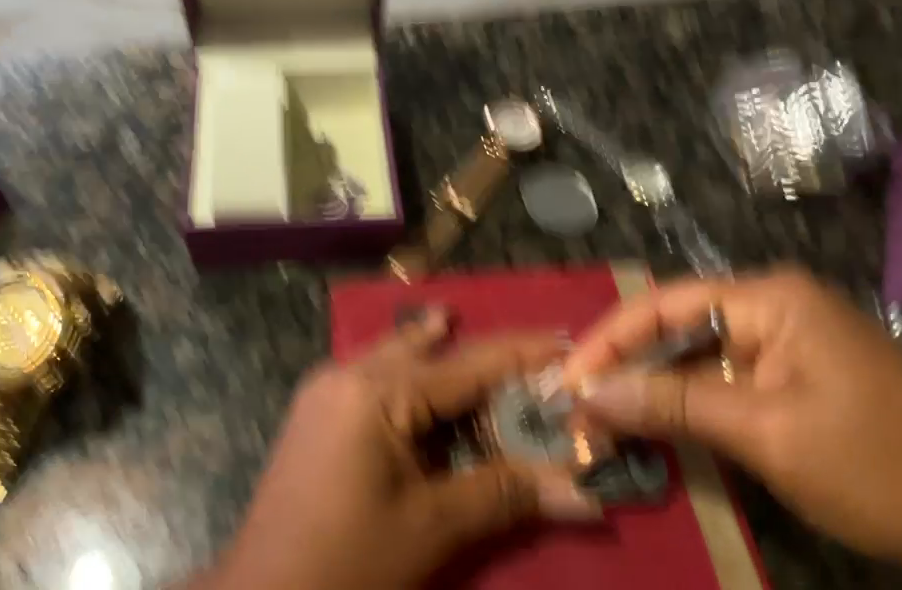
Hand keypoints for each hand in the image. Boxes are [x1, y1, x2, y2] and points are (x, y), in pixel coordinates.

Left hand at [199, 310, 602, 589]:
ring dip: (437, 354)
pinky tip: (424, 384)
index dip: (521, 357)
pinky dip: (407, 377)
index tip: (567, 343)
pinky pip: (371, 378)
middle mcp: (346, 375)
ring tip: (477, 342)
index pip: (466, 365)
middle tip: (534, 354)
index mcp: (375, 391)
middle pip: (428, 351)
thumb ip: (504, 495)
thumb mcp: (432, 527)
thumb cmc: (348, 559)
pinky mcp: (315, 415)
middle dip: (480, 353)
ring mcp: (324, 392)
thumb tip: (586, 492)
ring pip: (394, 357)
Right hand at [558, 268, 901, 589]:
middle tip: (578, 408)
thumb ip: (671, 404)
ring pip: (699, 355)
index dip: (607, 342)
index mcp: (771, 297)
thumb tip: (587, 393)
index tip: (564, 382)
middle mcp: (776, 304)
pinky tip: (660, 427)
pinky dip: (691, 403)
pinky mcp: (803, 376)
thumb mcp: (766, 434)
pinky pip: (728, 378)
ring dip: (654, 388)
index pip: (663, 305)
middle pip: (676, 326)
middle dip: (626, 367)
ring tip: (606, 420)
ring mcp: (792, 340)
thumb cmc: (881, 468)